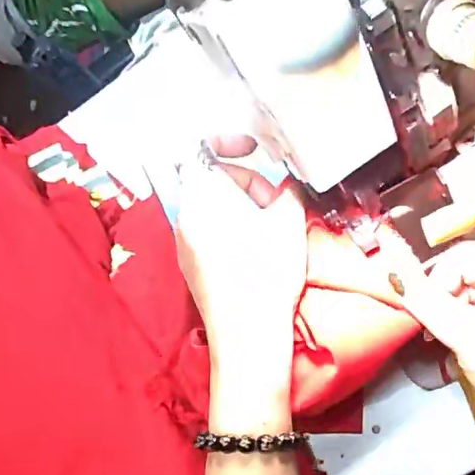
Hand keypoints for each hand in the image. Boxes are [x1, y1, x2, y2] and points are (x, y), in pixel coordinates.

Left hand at [172, 136, 306, 386]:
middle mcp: (185, 217)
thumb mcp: (289, 221)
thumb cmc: (265, 278)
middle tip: (276, 203)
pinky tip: (259, 251)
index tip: (251, 147)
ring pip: (214, 209)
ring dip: (243, 209)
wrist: (248, 334)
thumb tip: (287, 186)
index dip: (229, 140)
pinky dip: (234, 231)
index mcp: (202, 196)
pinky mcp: (192, 267)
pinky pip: (211, 234)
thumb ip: (288, 190)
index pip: (201, 147)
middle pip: (212, 180)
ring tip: (272, 231)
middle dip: (247, 184)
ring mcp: (185, 244)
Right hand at [378, 193, 474, 454]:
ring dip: (447, 297)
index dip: (467, 212)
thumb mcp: (460, 331)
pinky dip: (461, 309)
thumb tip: (389, 260)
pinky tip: (444, 334)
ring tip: (433, 330)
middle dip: (444, 276)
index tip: (432, 237)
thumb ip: (422, 294)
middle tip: (426, 309)